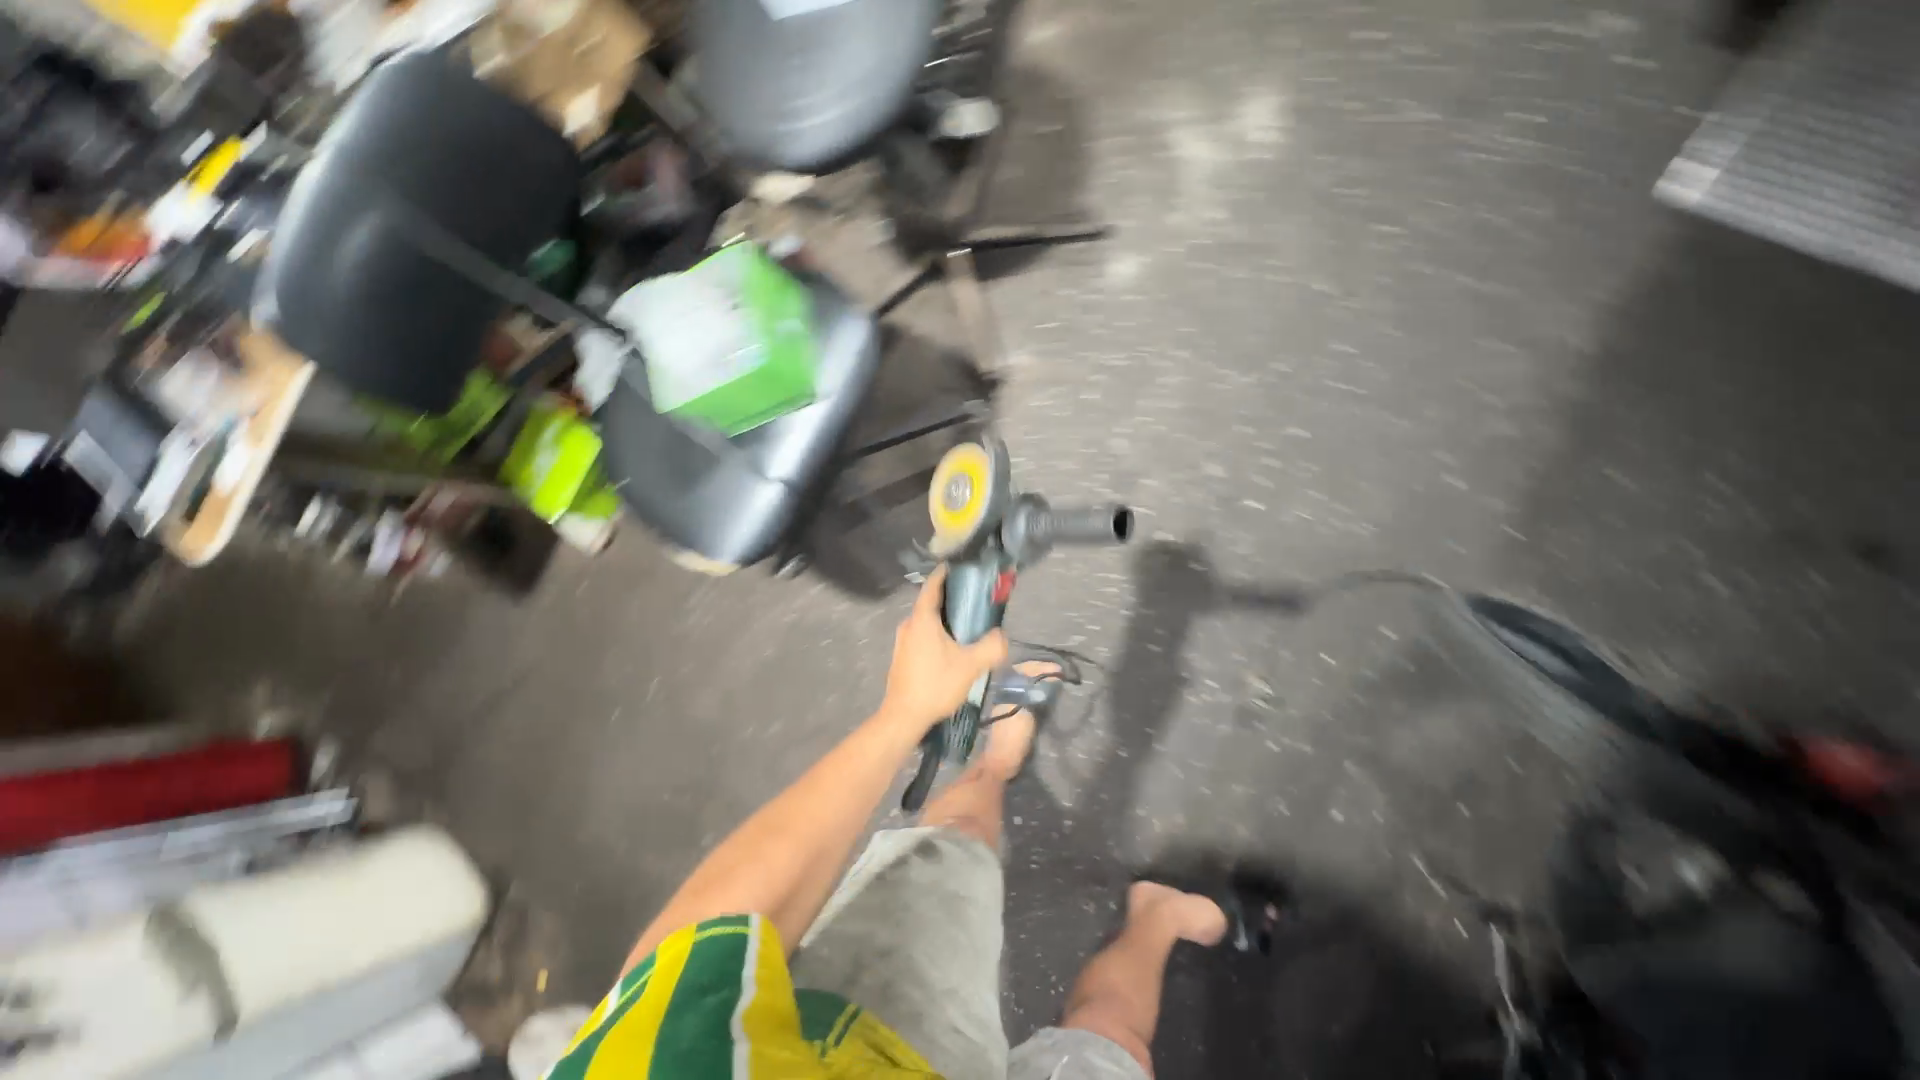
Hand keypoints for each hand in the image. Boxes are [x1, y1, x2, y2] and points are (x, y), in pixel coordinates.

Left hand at [879, 565, 1008, 731]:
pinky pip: (922, 637)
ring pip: (926, 622)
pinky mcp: (902, 658)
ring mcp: (902, 642)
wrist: (904, 716)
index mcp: (922, 619)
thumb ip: (991, 646)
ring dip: (944, 620)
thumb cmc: (935, 685)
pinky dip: (936, 635)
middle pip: (930, 603)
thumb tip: (1001, 635)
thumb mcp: (971, 665)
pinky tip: (952, 649)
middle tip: (974, 601)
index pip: (933, 585)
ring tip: (967, 626)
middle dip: (951, 599)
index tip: (960, 567)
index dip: (945, 573)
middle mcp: (909, 625)